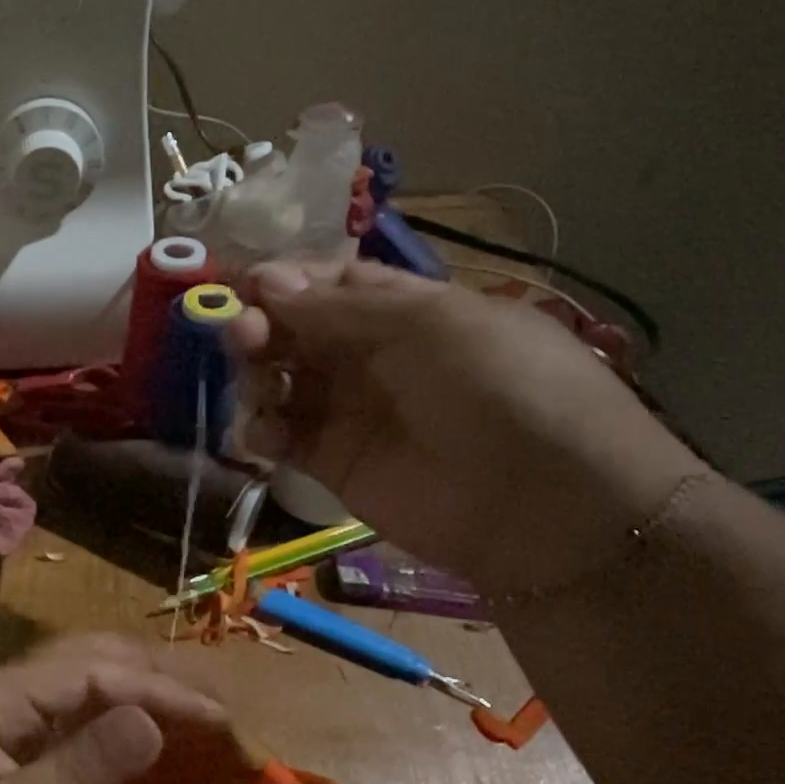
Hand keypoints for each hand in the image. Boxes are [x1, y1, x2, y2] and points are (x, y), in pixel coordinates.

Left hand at [0, 634, 226, 783]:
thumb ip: (76, 773)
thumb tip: (151, 720)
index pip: (85, 673)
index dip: (153, 687)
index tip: (217, 714)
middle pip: (81, 662)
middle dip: (149, 671)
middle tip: (217, 694)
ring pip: (77, 686)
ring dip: (135, 688)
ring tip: (195, 704)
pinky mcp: (5, 753)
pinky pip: (68, 722)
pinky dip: (113, 721)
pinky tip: (145, 733)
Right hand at [228, 260, 707, 596]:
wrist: (541, 504)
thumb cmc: (499, 388)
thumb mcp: (430, 324)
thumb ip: (340, 306)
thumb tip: (266, 280)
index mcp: (407, 312)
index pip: (332, 285)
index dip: (287, 282)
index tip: (246, 285)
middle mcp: (372, 358)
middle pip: (296, 332)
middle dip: (262, 327)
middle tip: (243, 336)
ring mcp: (349, 413)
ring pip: (280, 382)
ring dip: (256, 376)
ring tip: (260, 388)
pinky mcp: (331, 464)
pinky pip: (280, 438)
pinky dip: (260, 430)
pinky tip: (262, 433)